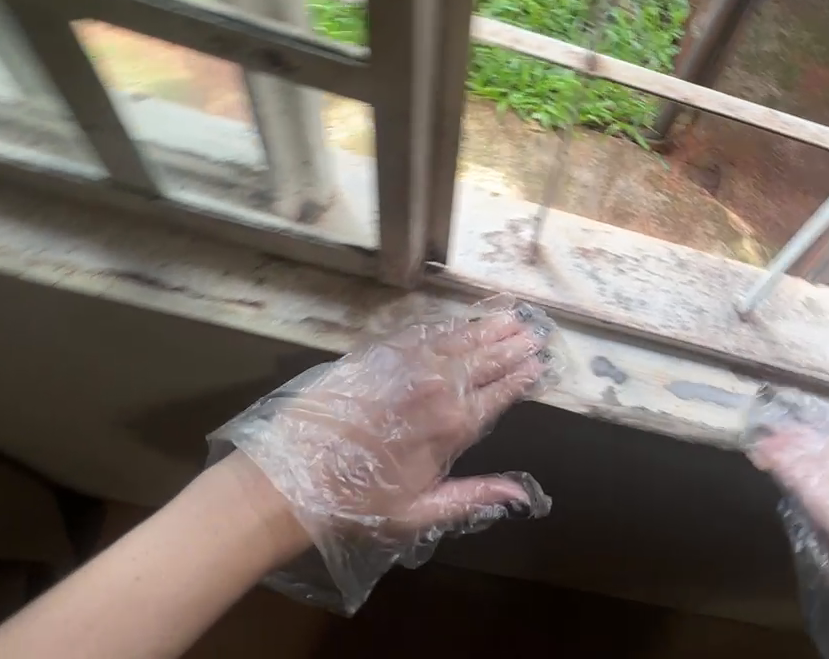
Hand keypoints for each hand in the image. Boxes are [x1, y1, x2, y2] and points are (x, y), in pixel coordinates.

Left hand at [219, 304, 553, 611]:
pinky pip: (429, 331)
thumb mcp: (421, 512)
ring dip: (490, 327)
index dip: (523, 376)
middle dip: (513, 345)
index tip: (541, 363)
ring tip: (512, 316)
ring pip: (462, 339)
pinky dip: (453, 324)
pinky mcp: (384, 352)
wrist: (288, 480)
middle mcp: (440, 387)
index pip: (501, 392)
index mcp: (454, 425)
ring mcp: (412, 364)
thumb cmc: (357, 502)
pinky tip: (465, 319)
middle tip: (534, 332)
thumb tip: (525, 493)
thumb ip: (477, 496)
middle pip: (487, 360)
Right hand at [749, 424, 828, 599]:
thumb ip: (812, 518)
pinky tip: (823, 443)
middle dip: (796, 441)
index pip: (808, 474)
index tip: (761, 445)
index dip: (782, 456)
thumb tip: (791, 482)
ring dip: (816, 440)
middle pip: (826, 454)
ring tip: (792, 431)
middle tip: (772, 431)